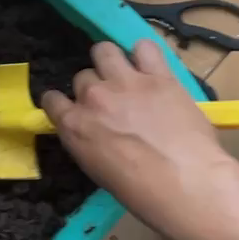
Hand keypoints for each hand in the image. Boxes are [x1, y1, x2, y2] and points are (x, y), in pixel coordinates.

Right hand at [42, 40, 238, 230]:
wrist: (187, 183)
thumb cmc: (142, 193)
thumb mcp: (98, 170)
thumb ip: (89, 142)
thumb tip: (97, 133)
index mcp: (74, 126)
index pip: (51, 100)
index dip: (62, 103)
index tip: (74, 109)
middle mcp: (93, 97)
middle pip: (83, 77)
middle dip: (94, 87)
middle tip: (112, 101)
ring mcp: (124, 82)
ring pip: (104, 50)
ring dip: (111, 61)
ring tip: (125, 73)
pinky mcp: (157, 75)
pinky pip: (144, 47)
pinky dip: (145, 53)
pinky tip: (151, 65)